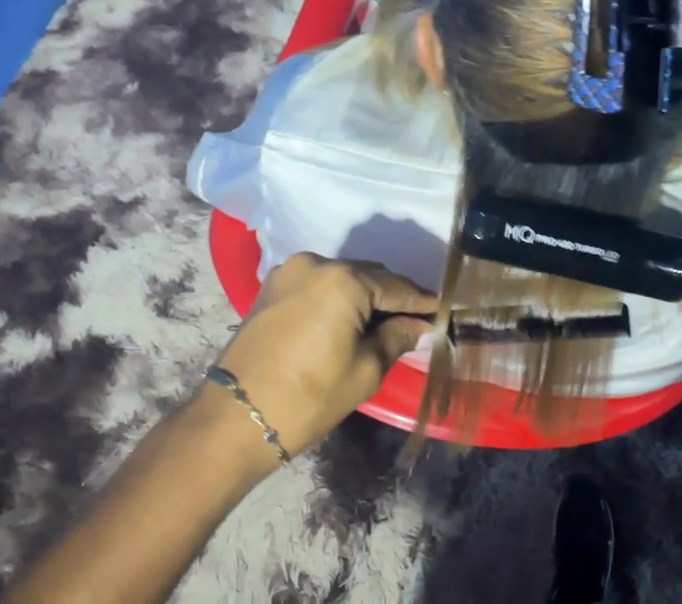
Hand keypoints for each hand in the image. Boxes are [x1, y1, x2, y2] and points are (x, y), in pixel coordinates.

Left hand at [212, 254, 435, 457]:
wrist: (236, 418)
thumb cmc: (308, 397)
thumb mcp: (365, 371)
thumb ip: (397, 337)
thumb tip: (420, 324)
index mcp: (344, 279)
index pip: (397, 286)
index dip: (423, 302)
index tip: (446, 311)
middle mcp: (317, 263)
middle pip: (369, 275)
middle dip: (393, 297)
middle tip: (416, 322)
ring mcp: (290, 271)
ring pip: (342, 277)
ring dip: (364, 296)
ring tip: (383, 323)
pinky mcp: (272, 286)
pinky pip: (318, 284)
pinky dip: (337, 297)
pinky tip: (348, 320)